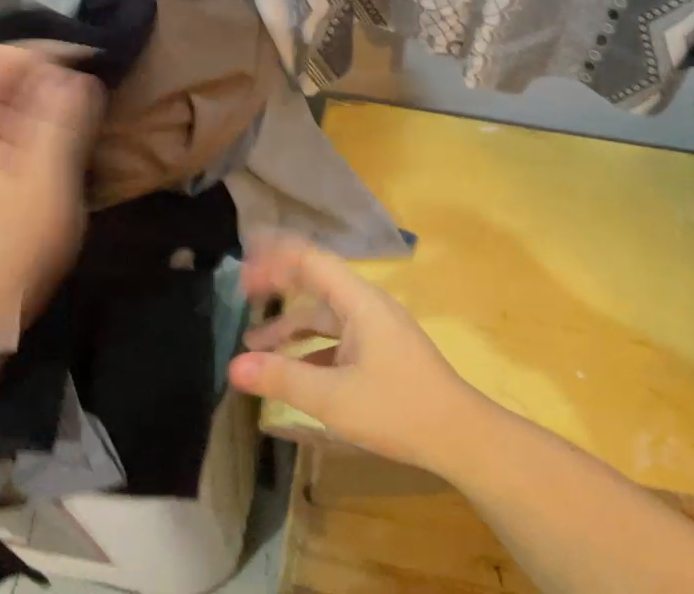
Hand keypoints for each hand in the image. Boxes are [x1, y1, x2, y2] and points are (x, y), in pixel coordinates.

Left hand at [0, 42, 102, 351]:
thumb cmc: (4, 250)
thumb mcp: (44, 179)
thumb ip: (59, 119)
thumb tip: (71, 75)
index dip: (37, 49)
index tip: (84, 62)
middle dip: (33, 73)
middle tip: (78, 93)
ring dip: (25, 101)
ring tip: (67, 121)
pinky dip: (13, 127)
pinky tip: (39, 154)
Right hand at [229, 240, 486, 472]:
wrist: (459, 435)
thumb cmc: (397, 408)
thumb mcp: (333, 397)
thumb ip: (283, 378)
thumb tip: (234, 366)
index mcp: (359, 302)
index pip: (311, 261)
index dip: (275, 258)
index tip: (243, 267)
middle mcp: (367, 306)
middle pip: (316, 284)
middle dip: (279, 287)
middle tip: (242, 294)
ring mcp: (376, 329)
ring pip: (325, 316)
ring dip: (291, 326)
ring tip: (253, 343)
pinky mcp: (381, 353)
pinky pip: (337, 339)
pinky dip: (310, 348)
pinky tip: (291, 371)